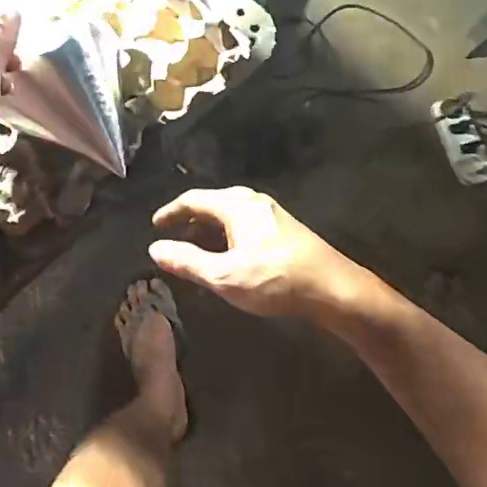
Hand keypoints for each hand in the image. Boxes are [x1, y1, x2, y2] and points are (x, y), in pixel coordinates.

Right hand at [149, 187, 388, 323]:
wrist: (331, 287)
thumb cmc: (274, 280)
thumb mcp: (224, 276)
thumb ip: (187, 262)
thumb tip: (155, 249)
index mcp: (236, 205)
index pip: (193, 199)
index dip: (171, 212)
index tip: (155, 226)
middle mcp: (253, 201)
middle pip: (212, 203)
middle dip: (189, 220)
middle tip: (172, 239)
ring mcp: (271, 213)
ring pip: (229, 213)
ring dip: (208, 229)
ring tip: (195, 250)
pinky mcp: (282, 227)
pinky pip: (244, 222)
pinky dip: (226, 234)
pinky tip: (227, 255)